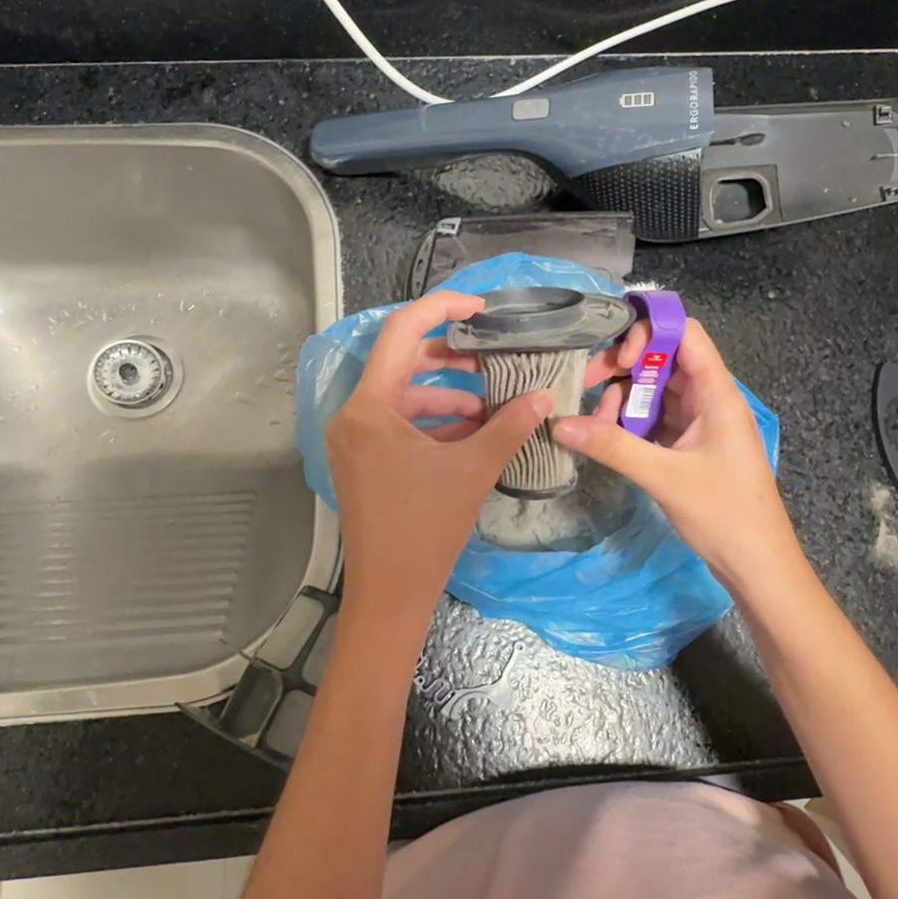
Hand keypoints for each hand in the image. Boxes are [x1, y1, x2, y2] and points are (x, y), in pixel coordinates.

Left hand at [326, 289, 552, 630]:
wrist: (390, 592)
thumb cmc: (427, 528)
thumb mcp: (473, 469)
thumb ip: (509, 425)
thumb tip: (544, 396)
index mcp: (370, 406)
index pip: (402, 332)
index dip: (441, 308)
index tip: (480, 306)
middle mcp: (353, 415)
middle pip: (401, 362)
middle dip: (449, 354)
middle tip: (492, 353)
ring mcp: (353, 439)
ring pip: (401, 395)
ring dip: (445, 393)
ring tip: (490, 402)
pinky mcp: (361, 460)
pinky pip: (396, 423)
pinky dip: (431, 421)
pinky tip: (470, 429)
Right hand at [552, 318, 799, 589]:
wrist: (758, 566)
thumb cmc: (724, 514)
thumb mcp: (664, 477)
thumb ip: (612, 446)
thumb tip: (560, 424)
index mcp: (718, 393)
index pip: (685, 334)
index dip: (650, 332)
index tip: (617, 357)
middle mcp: (710, 400)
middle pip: (664, 360)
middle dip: (623, 367)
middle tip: (586, 383)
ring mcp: (701, 424)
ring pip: (656, 391)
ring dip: (623, 399)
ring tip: (596, 424)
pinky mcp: (690, 446)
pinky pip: (656, 419)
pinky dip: (631, 423)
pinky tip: (607, 438)